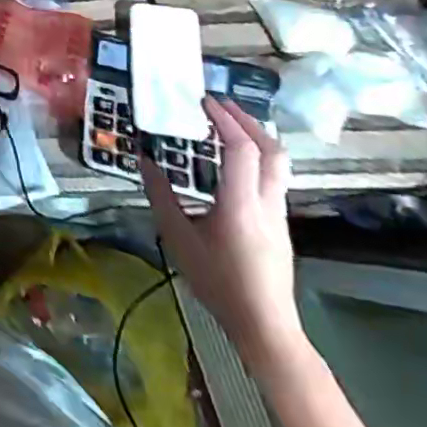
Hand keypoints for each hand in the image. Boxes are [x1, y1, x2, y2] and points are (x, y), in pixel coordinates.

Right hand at [142, 96, 304, 368]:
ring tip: (228, 125)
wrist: (264, 325)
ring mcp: (279, 213)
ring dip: (255, 137)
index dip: (226, 120)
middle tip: (220, 105)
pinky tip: (234, 161)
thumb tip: (146, 160)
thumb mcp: (178, 238)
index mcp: (241, 204)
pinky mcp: (281, 223)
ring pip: (278, 163)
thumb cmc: (217, 282)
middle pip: (271, 149)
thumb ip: (161, 196)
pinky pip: (273, 177)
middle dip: (247, 120)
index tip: (205, 102)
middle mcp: (267, 203)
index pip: (242, 149)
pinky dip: (256, 156)